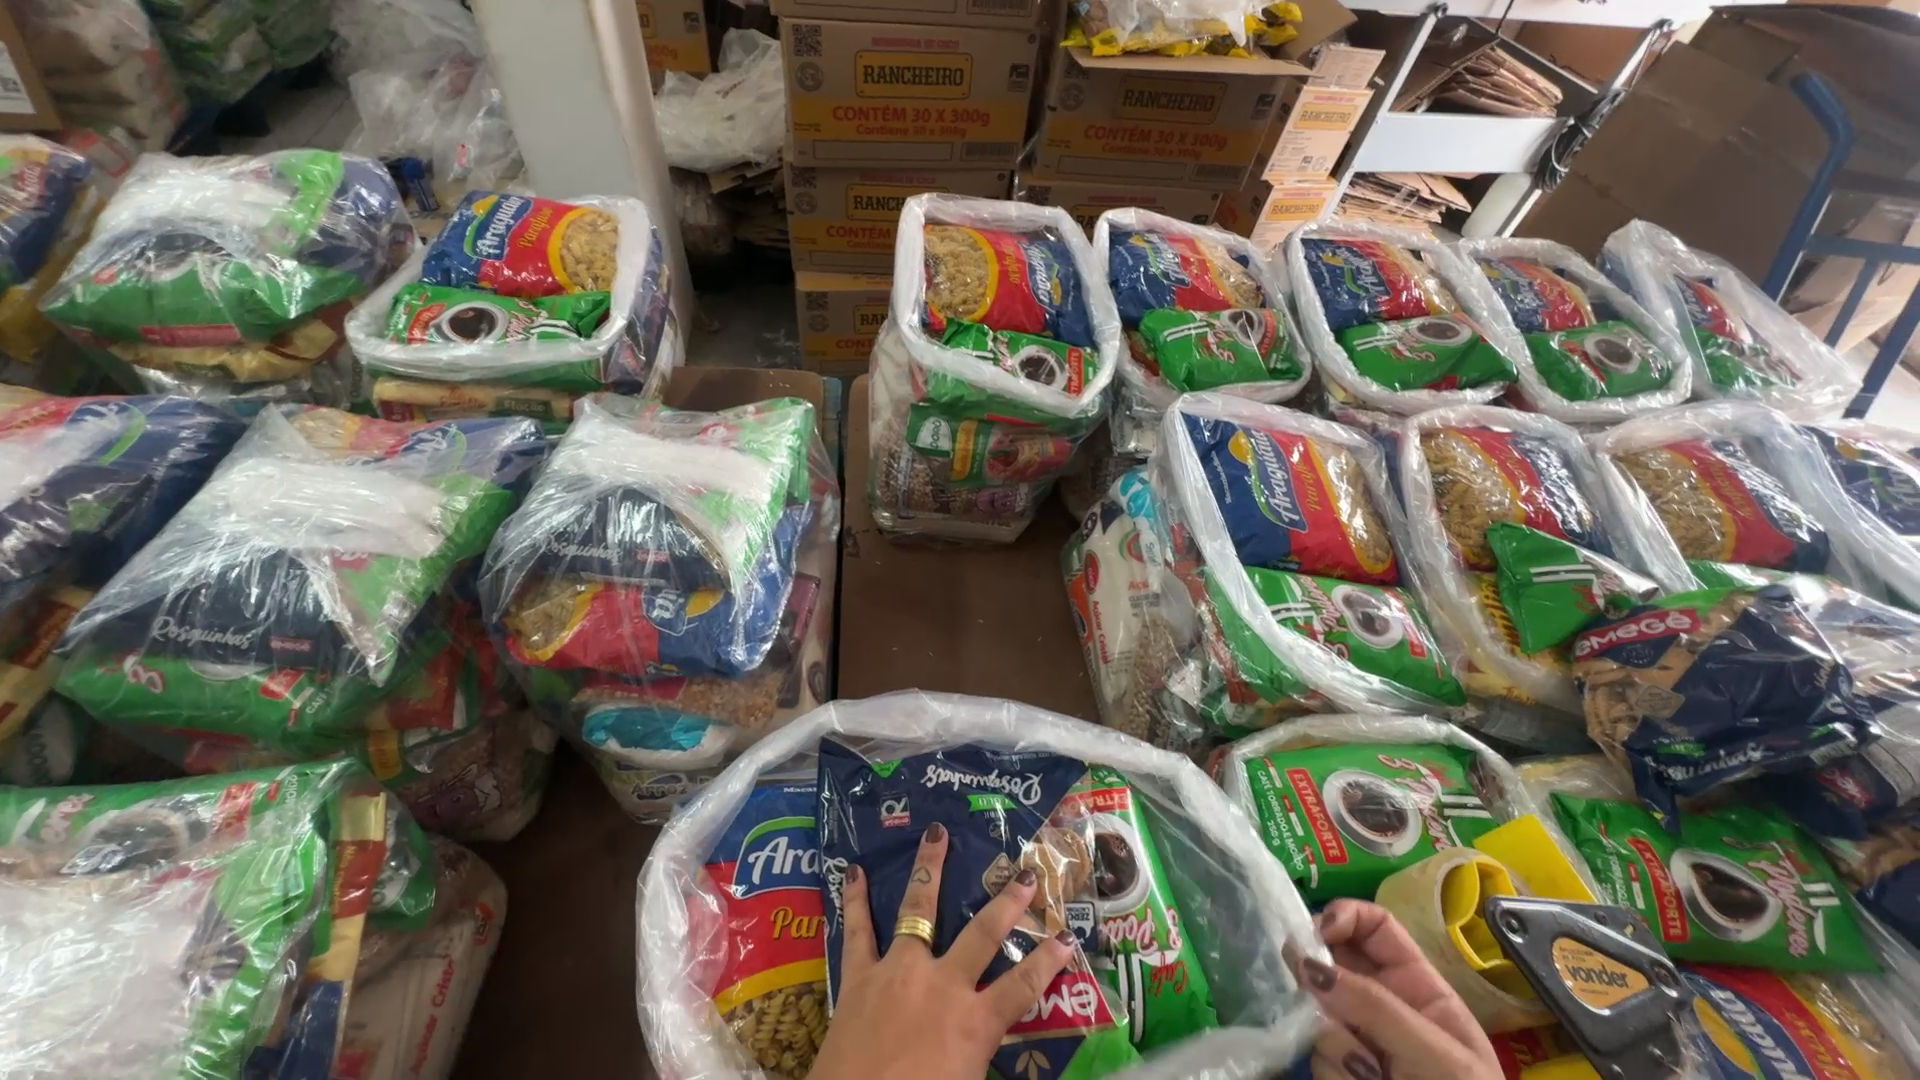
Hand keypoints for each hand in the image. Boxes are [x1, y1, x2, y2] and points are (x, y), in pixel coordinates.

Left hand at [807, 822, 1076, 1079]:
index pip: (1023, 986)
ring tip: (937, 834)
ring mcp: (899, 972)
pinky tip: (852, 871)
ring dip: (930, 869)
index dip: (1049, 962)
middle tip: (1026, 873)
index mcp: (974, 1022)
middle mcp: (942, 985)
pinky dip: (855, 900)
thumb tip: (987, 1038)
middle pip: (983, 934)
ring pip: (919, 909)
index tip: (1067, 938)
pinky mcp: (860, 976)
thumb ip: (981, 1052)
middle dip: (1007, 903)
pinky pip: (858, 931)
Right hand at [1287, 899, 1502, 1079]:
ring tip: (1370, 1076)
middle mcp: (1383, 1005)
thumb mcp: (1437, 1058)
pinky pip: (1317, 1055)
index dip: (1344, 916)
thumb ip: (1375, 1007)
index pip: (1374, 926)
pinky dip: (1335, 1074)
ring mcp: (1359, 1041)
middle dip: (1320, 977)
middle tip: (1308, 987)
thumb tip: (1305, 963)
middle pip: (1333, 962)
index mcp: (1418, 988)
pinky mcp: (1341, 1074)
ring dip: (1336, 1041)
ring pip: (1318, 1012)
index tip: (1317, 932)